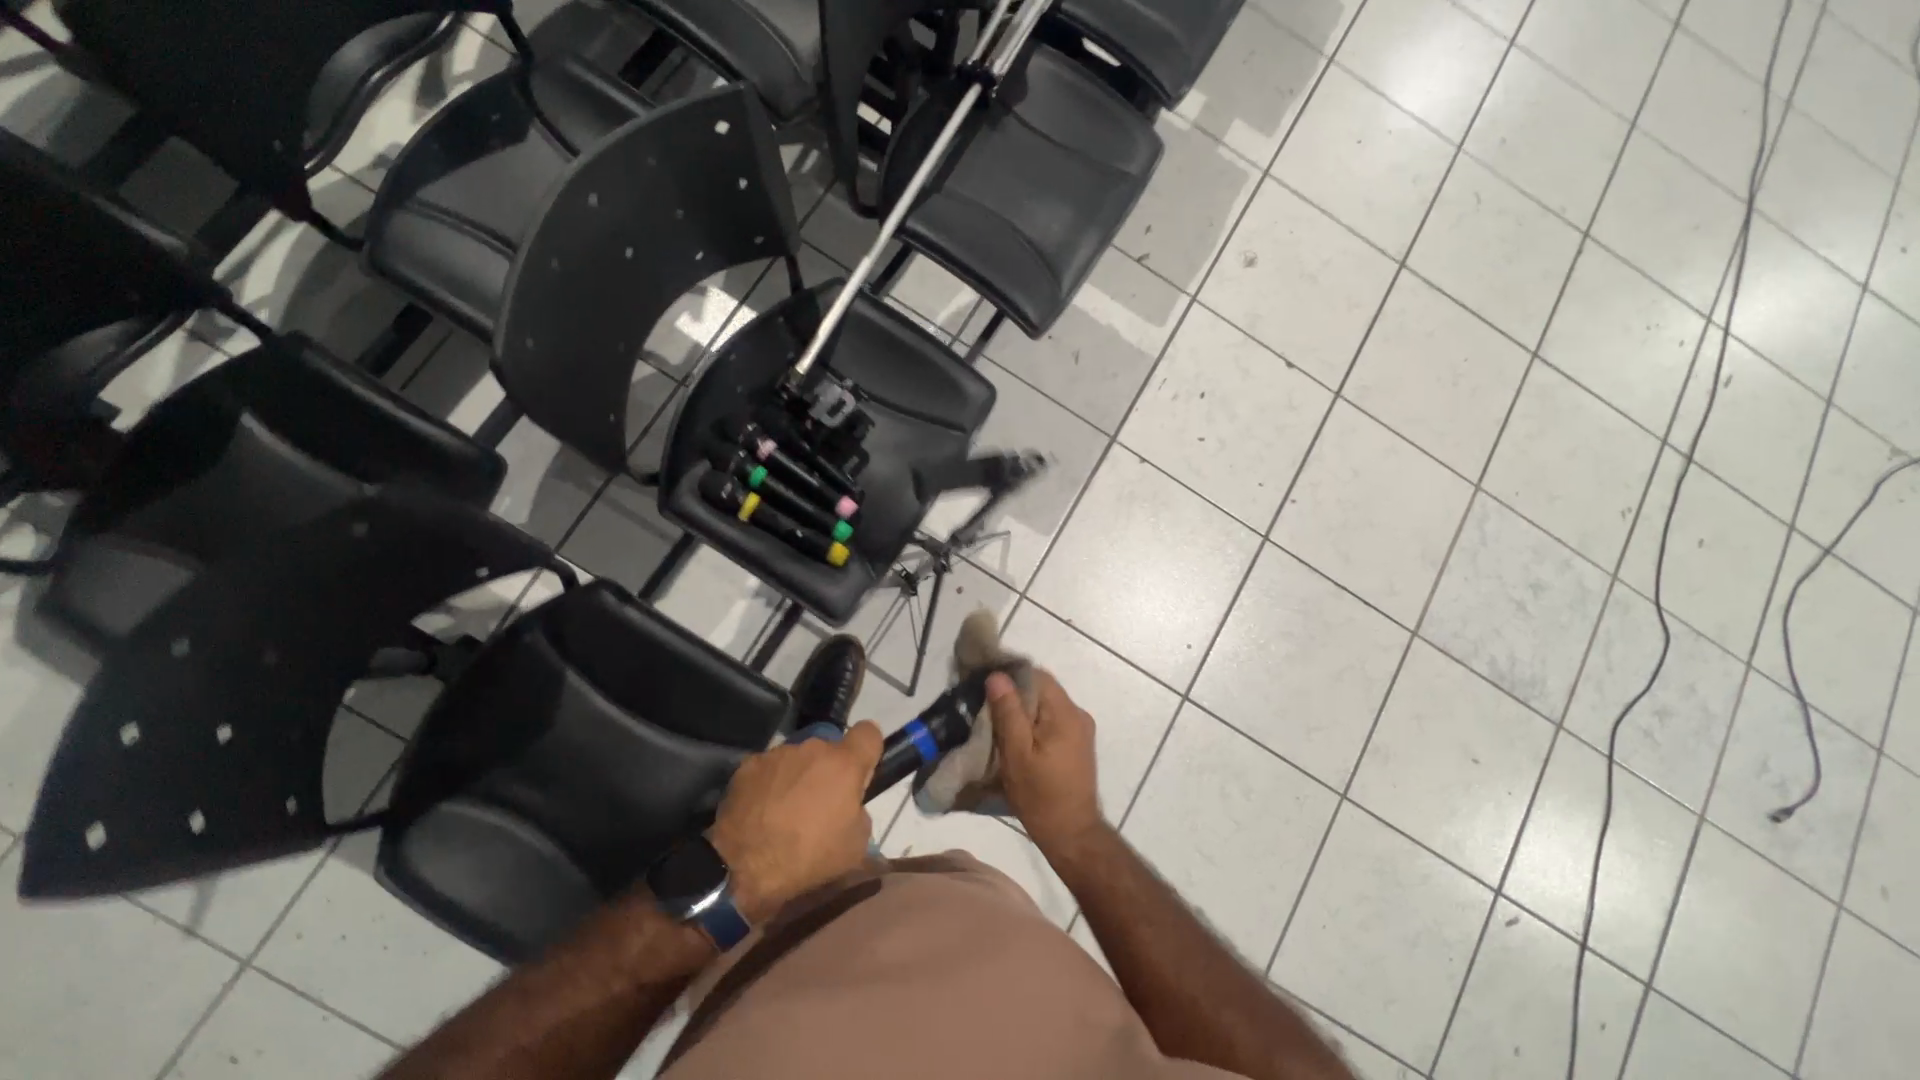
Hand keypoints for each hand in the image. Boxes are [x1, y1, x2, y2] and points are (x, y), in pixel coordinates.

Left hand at [708, 722, 882, 921]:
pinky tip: (762, 811)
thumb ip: (859, 811)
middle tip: (819, 806)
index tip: (860, 774)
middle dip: (829, 772)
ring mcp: (777, 754)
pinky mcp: (749, 765)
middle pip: (829, 750)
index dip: (868, 750)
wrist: (745, 866)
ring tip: (785, 812)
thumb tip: (848, 804)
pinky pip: (770, 769)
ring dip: (798, 777)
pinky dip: (770, 784)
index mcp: (844, 764)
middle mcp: (812, 749)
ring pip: (798, 759)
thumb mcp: (856, 845)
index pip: (869, 733)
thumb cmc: (809, 857)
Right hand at [987, 670, 1103, 853]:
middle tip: (983, 704)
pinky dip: (1031, 723)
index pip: (1035, 675)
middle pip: (1041, 689)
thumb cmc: (1040, 796)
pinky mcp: (1076, 744)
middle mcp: (1077, 714)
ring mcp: (1079, 730)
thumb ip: (1008, 713)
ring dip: (1021, 709)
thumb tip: (997, 676)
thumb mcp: (1017, 754)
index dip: (1008, 675)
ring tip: (994, 720)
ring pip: (1044, 705)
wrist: (1071, 833)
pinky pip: (1050, 721)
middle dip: (1012, 694)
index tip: (981, 684)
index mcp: (1065, 713)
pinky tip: (1013, 736)